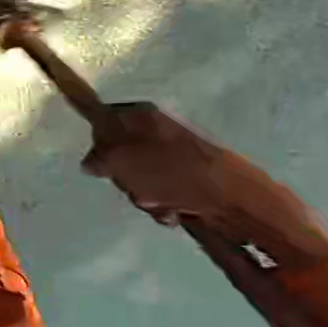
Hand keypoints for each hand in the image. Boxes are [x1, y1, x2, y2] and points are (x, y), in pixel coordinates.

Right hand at [81, 103, 327, 266]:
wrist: (237, 200)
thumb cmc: (171, 173)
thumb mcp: (120, 161)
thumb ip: (98, 158)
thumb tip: (90, 163)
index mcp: (138, 114)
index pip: (101, 118)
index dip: (97, 141)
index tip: (99, 162)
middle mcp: (157, 127)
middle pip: (120, 151)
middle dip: (123, 175)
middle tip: (131, 187)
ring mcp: (178, 152)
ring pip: (142, 174)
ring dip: (144, 194)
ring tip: (159, 206)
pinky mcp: (196, 176)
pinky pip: (166, 188)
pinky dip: (166, 203)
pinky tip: (175, 212)